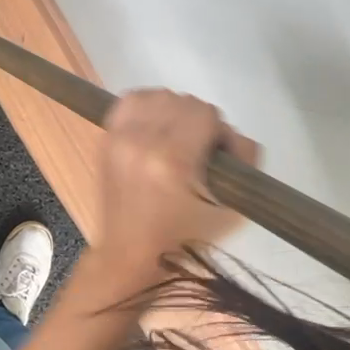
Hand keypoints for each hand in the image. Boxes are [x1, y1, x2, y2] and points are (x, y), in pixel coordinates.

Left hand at [94, 89, 257, 281]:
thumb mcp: (230, 207)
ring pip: (157, 96)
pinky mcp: (105, 139)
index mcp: (171, 159)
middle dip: (198, 122)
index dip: (220, 132)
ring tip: (176, 138)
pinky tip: (155, 127)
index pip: (205, 113)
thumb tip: (231, 136)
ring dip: (173, 112)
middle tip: (199, 151)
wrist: (128, 253)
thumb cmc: (183, 238)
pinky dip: (146, 107)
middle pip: (182, 101)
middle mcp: (140, 142)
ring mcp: (118, 138)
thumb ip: (244, 160)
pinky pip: (129, 101)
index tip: (219, 156)